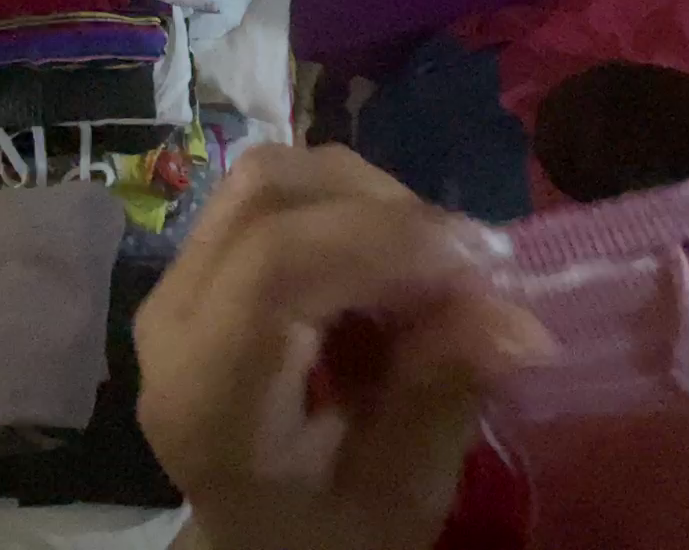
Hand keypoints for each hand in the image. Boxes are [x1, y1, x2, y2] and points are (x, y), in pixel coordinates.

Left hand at [135, 145, 554, 549]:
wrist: (256, 529)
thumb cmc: (322, 531)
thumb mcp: (397, 497)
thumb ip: (442, 397)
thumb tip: (514, 318)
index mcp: (205, 394)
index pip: (274, 265)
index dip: (384, 241)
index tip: (478, 264)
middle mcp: (173, 313)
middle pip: (271, 194)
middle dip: (386, 210)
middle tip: (466, 264)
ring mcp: (178, 273)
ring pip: (274, 173)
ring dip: (368, 199)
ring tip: (426, 263)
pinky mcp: (200, 253)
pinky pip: (276, 187)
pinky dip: (349, 203)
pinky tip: (386, 258)